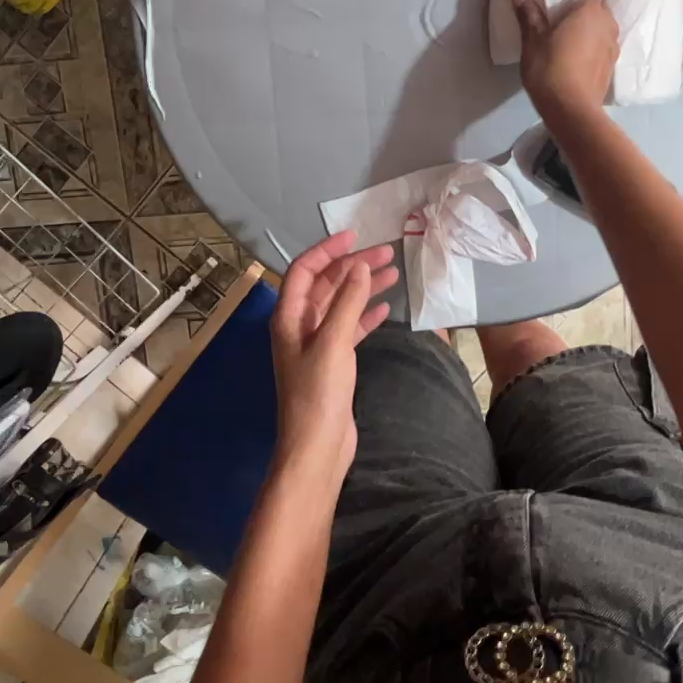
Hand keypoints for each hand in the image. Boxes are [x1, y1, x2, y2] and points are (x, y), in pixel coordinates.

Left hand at [270, 230, 398, 470]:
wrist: (317, 447)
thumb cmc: (318, 394)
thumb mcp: (333, 343)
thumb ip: (347, 302)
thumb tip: (359, 266)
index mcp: (289, 318)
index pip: (304, 271)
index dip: (327, 250)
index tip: (355, 236)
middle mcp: (300, 326)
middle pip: (325, 285)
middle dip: (352, 266)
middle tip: (387, 253)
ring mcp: (316, 345)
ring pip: (340, 304)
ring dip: (363, 287)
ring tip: (393, 273)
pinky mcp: (333, 362)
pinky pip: (350, 328)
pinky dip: (365, 314)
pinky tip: (385, 307)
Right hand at [515, 0, 618, 126]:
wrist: (572, 110)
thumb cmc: (549, 70)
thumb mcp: (533, 43)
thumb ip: (529, 16)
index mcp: (589, 11)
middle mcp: (607, 23)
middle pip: (600, 5)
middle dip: (584, 7)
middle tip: (562, 17)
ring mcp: (613, 45)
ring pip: (603, 26)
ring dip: (590, 27)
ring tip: (570, 38)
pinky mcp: (612, 64)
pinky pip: (604, 44)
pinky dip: (594, 45)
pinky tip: (578, 57)